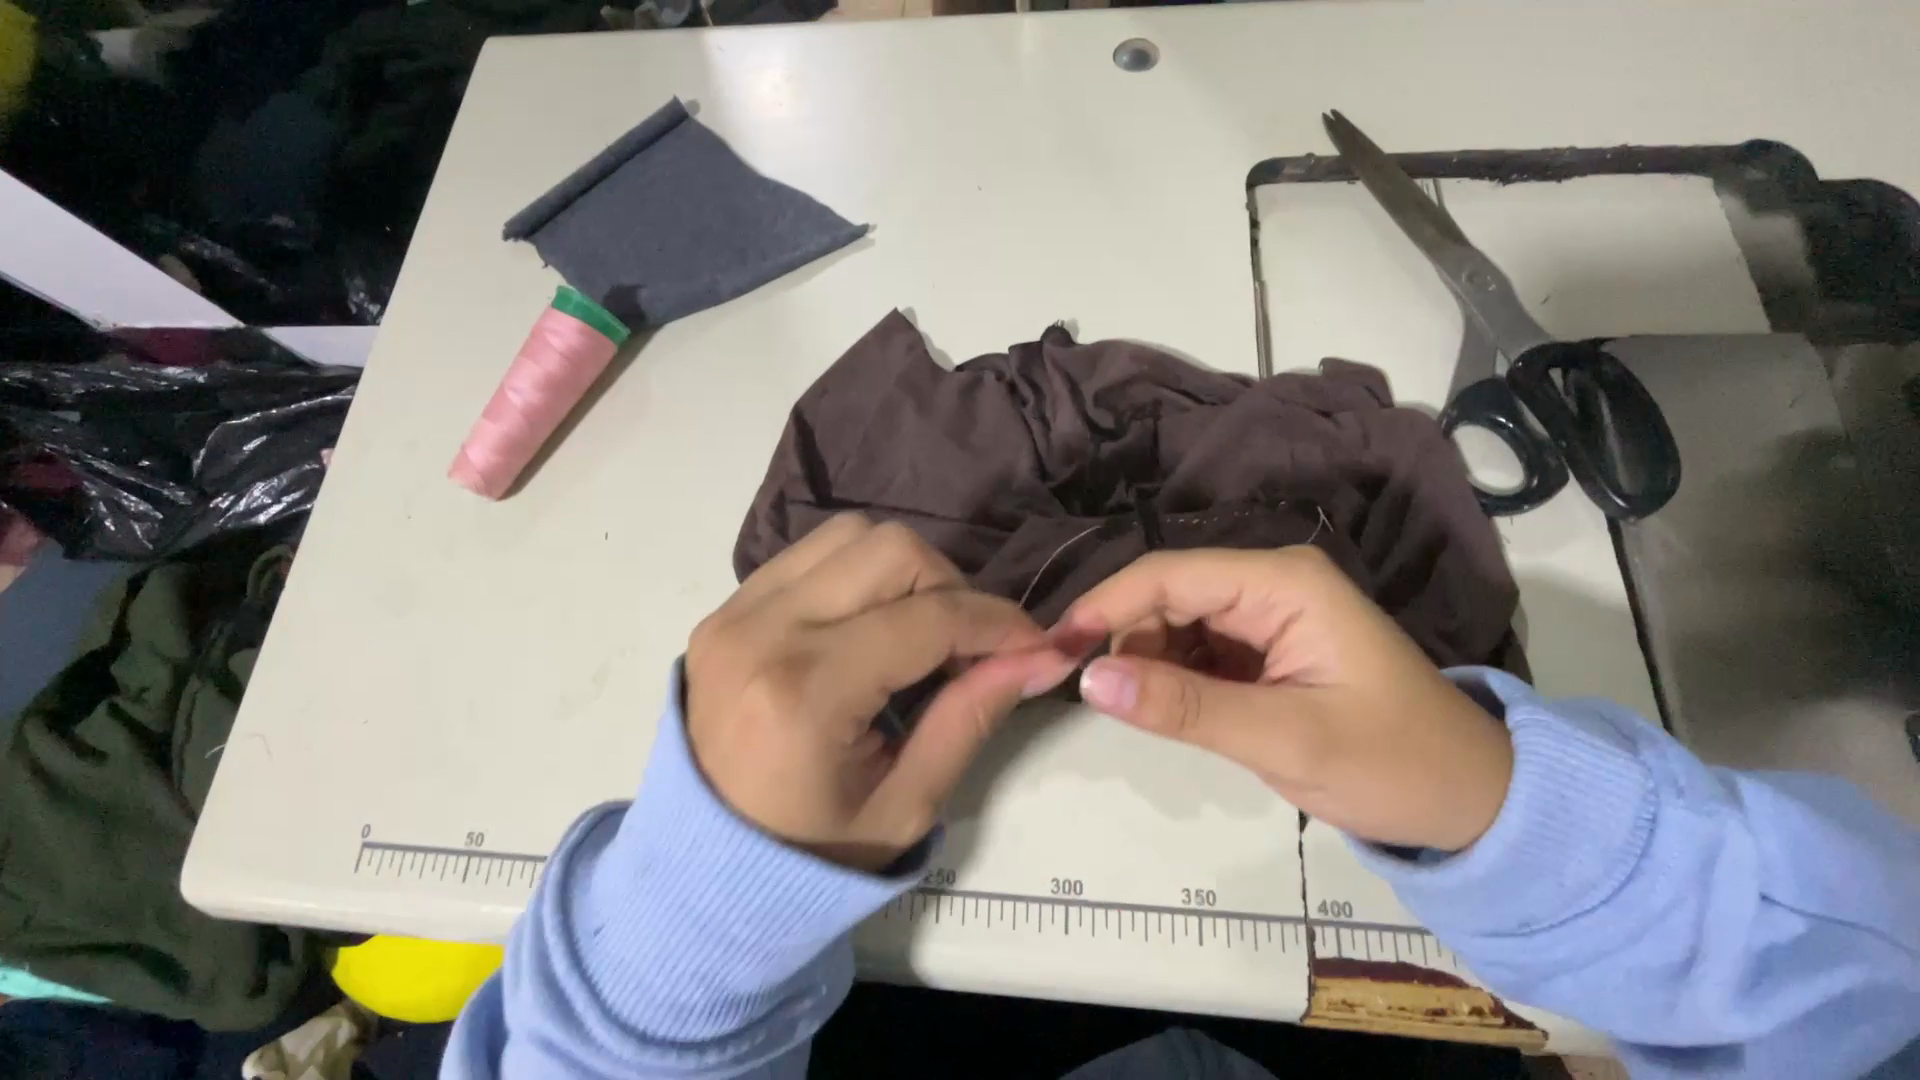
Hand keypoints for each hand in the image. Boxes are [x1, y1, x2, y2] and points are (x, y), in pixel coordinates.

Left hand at [686, 514, 1078, 872]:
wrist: (702, 868)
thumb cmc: (810, 853)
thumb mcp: (905, 805)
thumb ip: (971, 718)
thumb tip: (1040, 655)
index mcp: (806, 691)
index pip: (927, 618)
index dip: (998, 623)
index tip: (1035, 643)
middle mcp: (764, 631)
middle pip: (890, 549)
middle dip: (952, 586)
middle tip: (968, 644)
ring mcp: (735, 612)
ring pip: (849, 535)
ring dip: (903, 571)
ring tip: (919, 631)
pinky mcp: (725, 610)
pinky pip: (810, 555)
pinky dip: (858, 574)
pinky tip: (871, 625)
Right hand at [1054, 547, 1512, 851]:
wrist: (1469, 802)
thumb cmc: (1393, 764)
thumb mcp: (1284, 738)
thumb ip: (1184, 706)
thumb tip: (1089, 678)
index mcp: (1282, 582)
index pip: (1168, 575)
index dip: (1105, 606)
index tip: (1054, 651)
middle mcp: (1268, 583)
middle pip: (1165, 594)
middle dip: (1122, 636)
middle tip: (1085, 692)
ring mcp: (1264, 614)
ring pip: (1172, 621)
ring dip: (1143, 660)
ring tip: (1133, 709)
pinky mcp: (1261, 647)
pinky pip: (1192, 649)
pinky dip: (1168, 676)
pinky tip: (1164, 707)